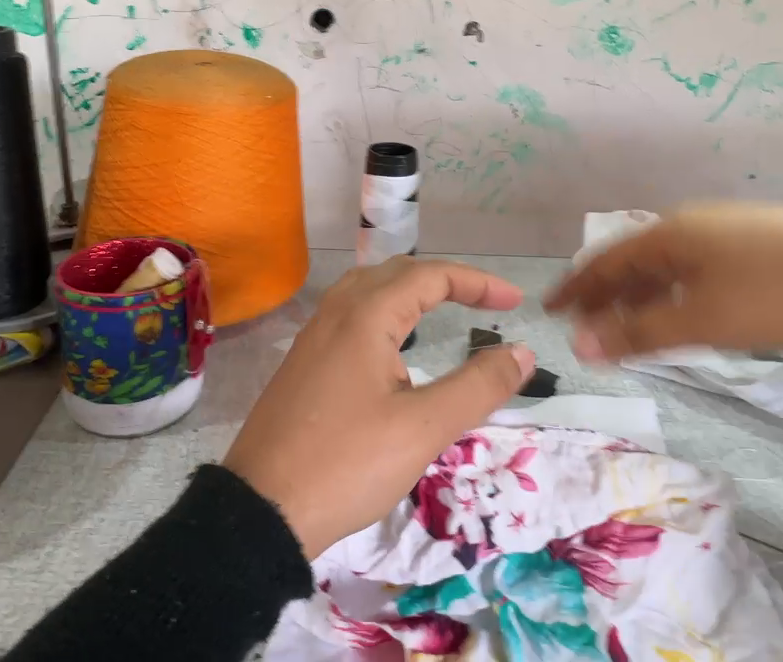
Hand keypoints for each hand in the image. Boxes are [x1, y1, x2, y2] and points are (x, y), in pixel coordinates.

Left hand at [222, 257, 535, 557]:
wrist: (262, 509)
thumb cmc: (347, 463)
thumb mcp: (423, 428)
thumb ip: (477, 387)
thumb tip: (520, 352)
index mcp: (365, 316)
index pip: (430, 276)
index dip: (477, 282)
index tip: (515, 302)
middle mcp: (335, 314)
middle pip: (395, 273)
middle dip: (445, 280)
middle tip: (486, 302)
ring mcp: (313, 338)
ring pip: (367, 292)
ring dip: (409, 292)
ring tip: (443, 309)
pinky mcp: (303, 365)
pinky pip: (349, 318)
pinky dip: (384, 314)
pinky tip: (392, 349)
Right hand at [546, 203, 782, 360]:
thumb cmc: (779, 294)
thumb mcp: (703, 320)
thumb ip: (639, 334)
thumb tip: (579, 347)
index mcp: (669, 234)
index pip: (605, 262)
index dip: (574, 288)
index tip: (548, 310)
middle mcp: (690, 225)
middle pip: (633, 261)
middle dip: (605, 295)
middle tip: (584, 326)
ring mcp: (725, 231)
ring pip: (665, 266)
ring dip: (640, 297)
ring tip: (628, 327)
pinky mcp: (755, 243)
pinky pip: (693, 268)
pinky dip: (672, 293)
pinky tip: (684, 313)